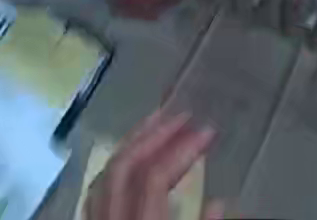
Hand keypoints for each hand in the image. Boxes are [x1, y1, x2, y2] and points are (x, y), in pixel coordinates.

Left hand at [84, 111, 218, 219]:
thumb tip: (220, 202)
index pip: (154, 178)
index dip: (182, 149)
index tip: (208, 131)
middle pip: (122, 168)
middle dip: (153, 134)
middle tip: (183, 115)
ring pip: (104, 176)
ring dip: (132, 144)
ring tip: (159, 123)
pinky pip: (96, 193)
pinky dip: (115, 167)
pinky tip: (134, 157)